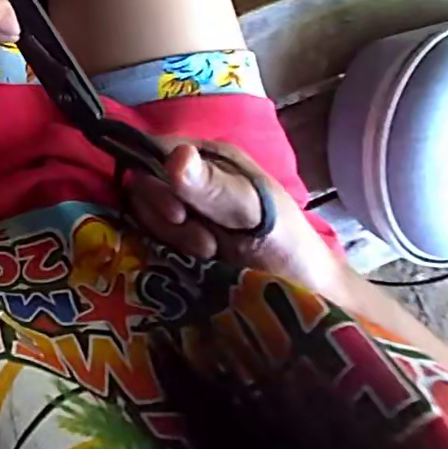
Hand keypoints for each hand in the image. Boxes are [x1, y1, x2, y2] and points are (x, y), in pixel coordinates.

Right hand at [124, 139, 344, 295]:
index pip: (152, 151)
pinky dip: (165, 253)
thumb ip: (213, 186)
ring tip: (209, 254)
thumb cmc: (286, 244)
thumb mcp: (252, 211)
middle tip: (205, 243)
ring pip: (144, 216)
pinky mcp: (173, 241)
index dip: (153, 181)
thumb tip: (176, 156)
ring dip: (171, 239)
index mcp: (207, 157)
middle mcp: (188, 179)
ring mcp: (180, 210)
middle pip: (143, 186)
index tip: (177, 214)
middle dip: (165, 218)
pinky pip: (147, 239)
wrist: (304, 297)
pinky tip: (191, 265)